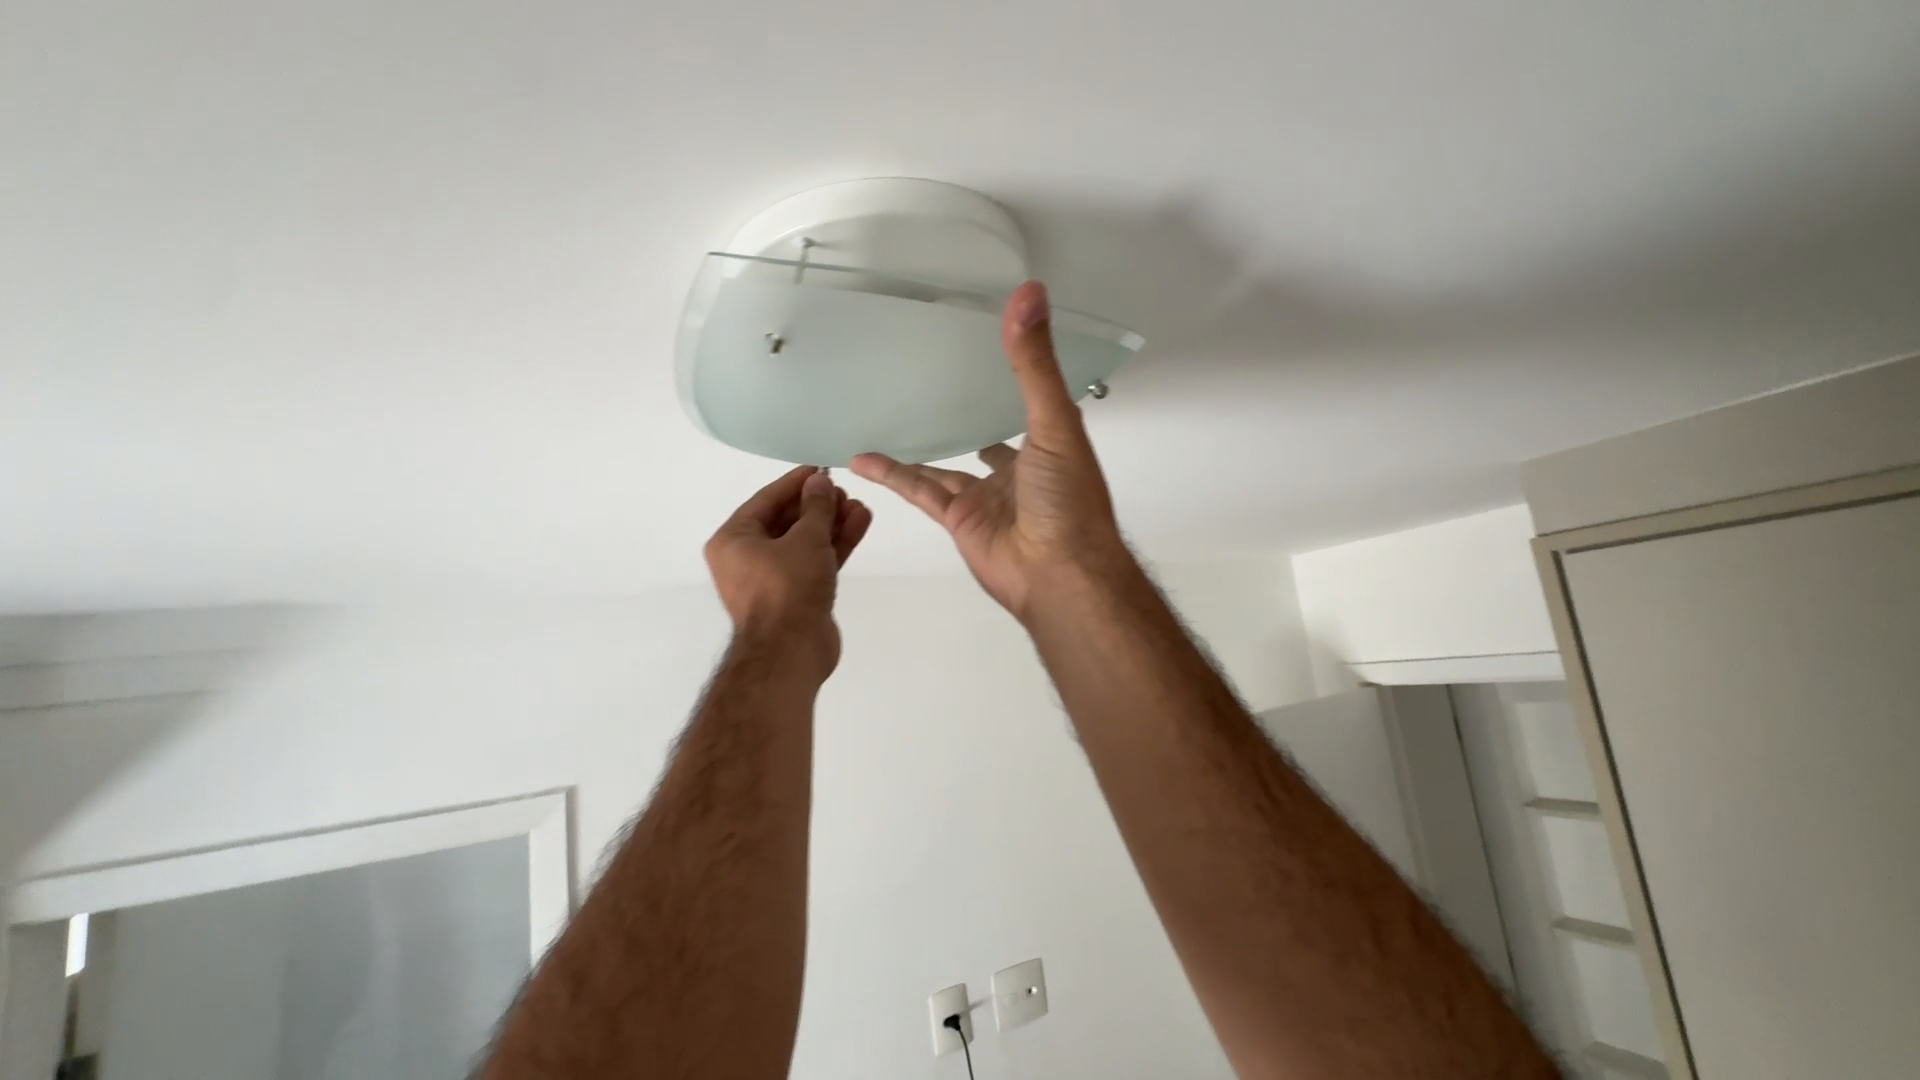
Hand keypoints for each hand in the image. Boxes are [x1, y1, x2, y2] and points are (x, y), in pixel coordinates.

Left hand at [705, 466, 871, 675]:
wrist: (792, 652)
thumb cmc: (787, 587)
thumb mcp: (805, 539)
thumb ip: (816, 507)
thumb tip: (820, 482)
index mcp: (733, 540)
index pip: (765, 500)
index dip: (795, 483)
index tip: (821, 469)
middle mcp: (747, 558)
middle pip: (786, 522)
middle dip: (819, 506)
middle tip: (845, 492)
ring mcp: (773, 580)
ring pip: (804, 543)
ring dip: (832, 525)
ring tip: (860, 507)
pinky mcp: (796, 597)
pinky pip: (814, 563)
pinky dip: (834, 546)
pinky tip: (860, 525)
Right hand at [851, 281, 1132, 620]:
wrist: (1058, 575)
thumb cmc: (1067, 499)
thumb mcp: (1053, 422)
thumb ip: (1034, 363)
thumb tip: (1029, 291)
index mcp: (1048, 442)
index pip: (1028, 400)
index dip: (1012, 376)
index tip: (986, 347)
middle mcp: (1018, 468)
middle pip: (984, 435)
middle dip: (963, 415)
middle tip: (929, 382)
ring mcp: (986, 496)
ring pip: (944, 465)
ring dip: (918, 445)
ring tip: (886, 414)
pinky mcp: (958, 519)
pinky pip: (920, 491)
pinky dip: (893, 475)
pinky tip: (864, 457)